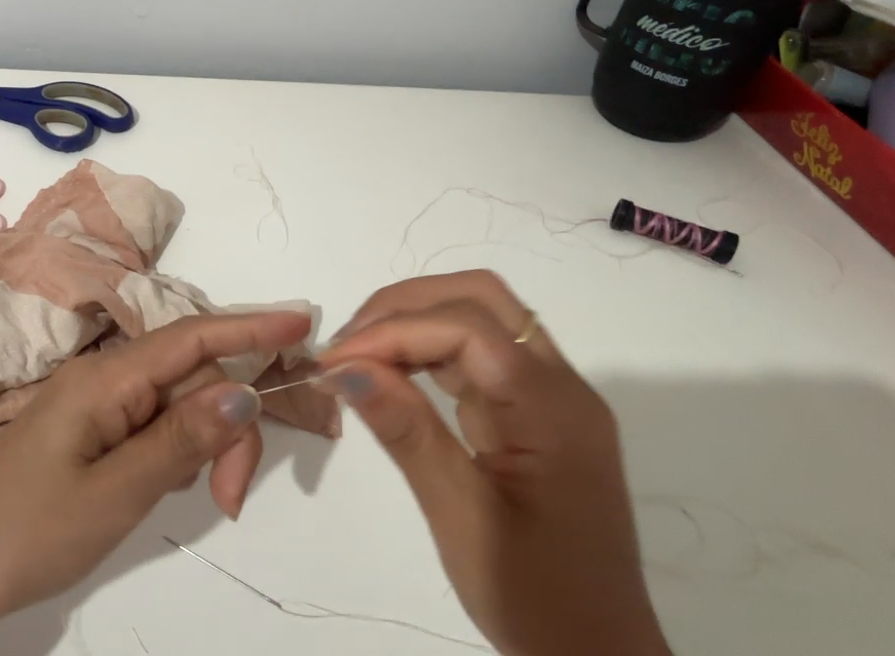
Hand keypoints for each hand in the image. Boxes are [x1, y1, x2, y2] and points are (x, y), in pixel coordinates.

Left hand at [0, 311, 312, 655]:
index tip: (305, 321)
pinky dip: (176, 454)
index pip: (190, 338)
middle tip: (233, 499)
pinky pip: (151, 428)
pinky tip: (169, 489)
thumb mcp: (116, 492)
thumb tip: (244, 391)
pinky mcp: (90, 435)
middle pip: (189, 378)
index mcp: (103, 380)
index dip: (249, 325)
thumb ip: (182, 440)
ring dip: (204, 445)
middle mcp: (100, 380)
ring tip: (207, 501)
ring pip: (175, 406)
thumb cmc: (29, 532)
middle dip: (227, 425)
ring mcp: (93, 407)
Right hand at [318, 271, 669, 655]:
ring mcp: (550, 397)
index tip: (334, 364)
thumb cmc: (535, 597)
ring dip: (414, 321)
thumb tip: (344, 367)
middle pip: (482, 298)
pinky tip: (390, 372)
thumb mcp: (461, 518)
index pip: (469, 330)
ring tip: (357, 356)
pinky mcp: (533, 412)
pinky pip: (479, 353)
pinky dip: (427, 349)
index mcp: (554, 411)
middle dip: (405, 306)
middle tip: (347, 345)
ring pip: (481, 316)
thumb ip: (407, 432)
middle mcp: (560, 387)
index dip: (394, 332)